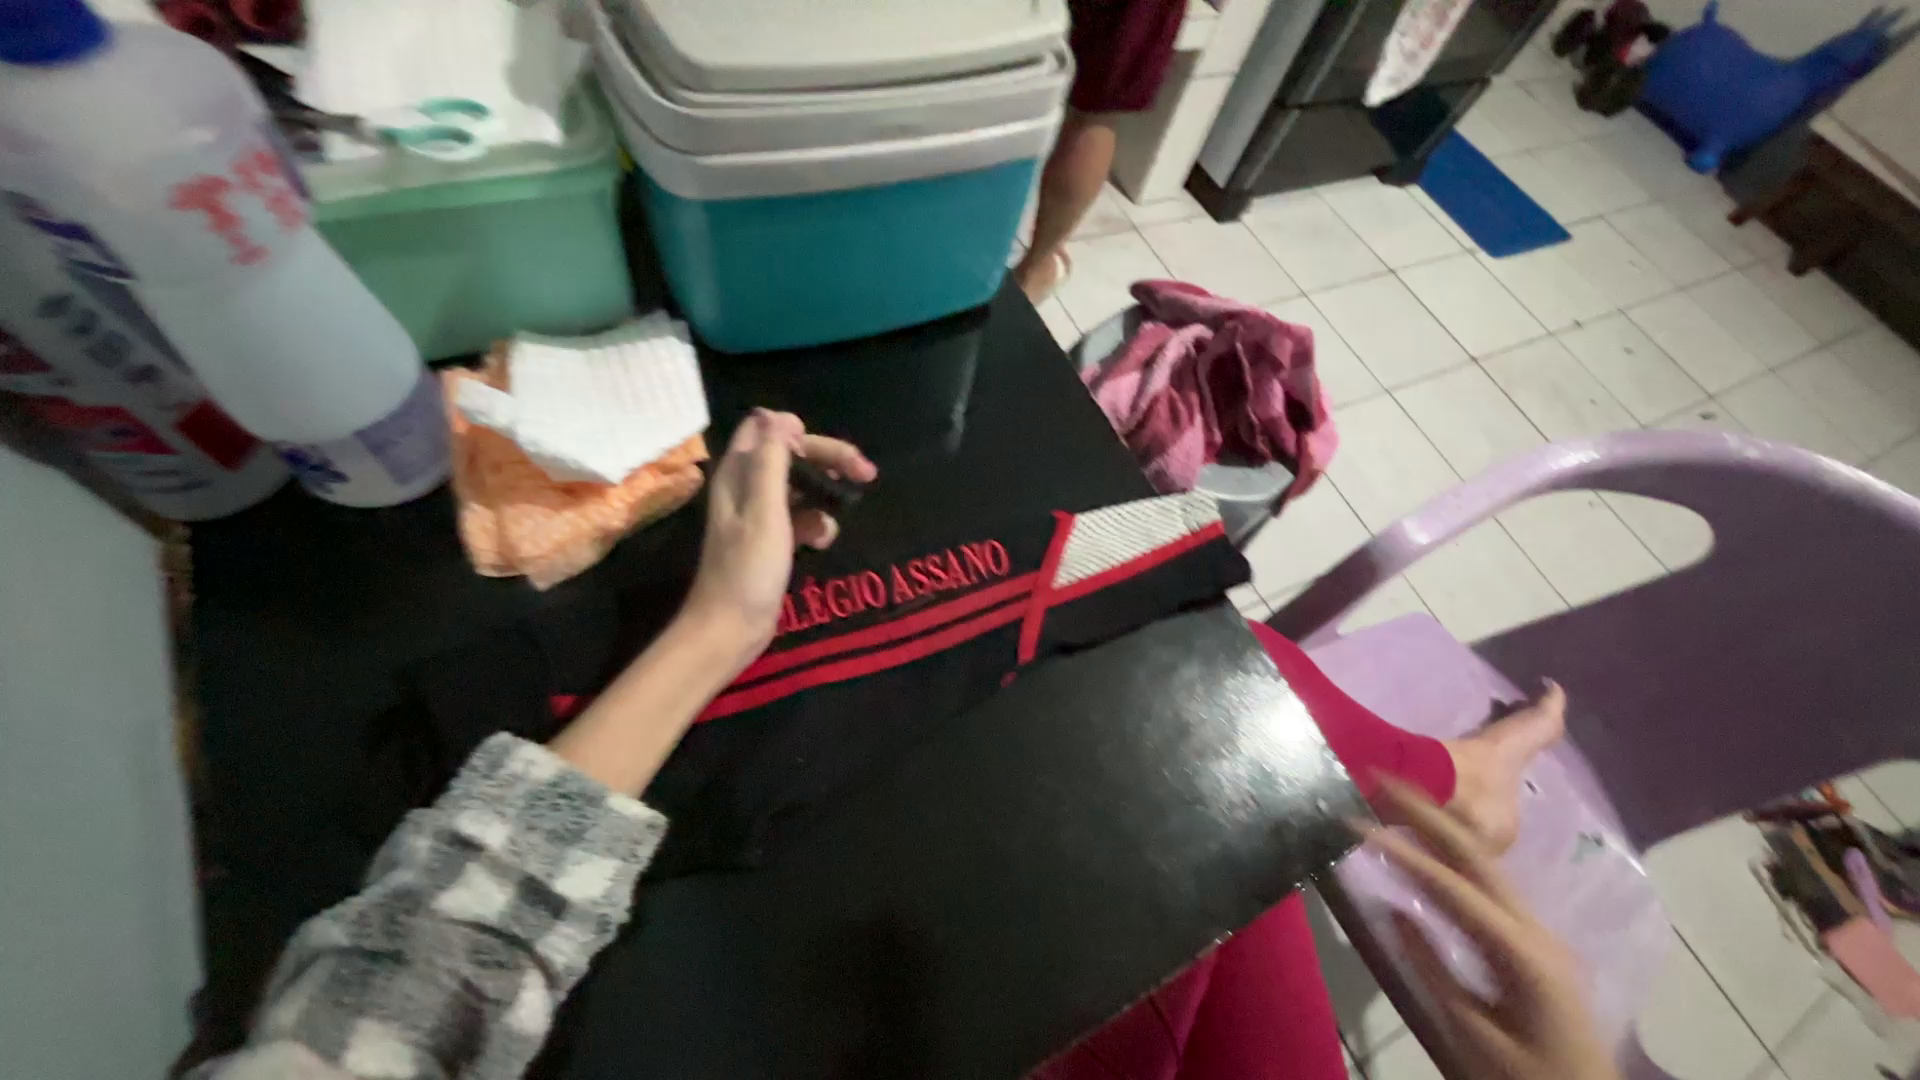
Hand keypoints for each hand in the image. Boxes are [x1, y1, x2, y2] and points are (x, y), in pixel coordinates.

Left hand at [682, 408, 876, 664]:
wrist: (730, 628)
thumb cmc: (747, 570)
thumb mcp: (764, 511)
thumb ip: (772, 461)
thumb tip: (782, 417)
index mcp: (738, 473)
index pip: (768, 428)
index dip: (802, 433)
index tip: (833, 454)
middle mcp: (745, 486)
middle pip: (791, 455)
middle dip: (828, 460)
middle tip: (866, 474)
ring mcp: (758, 514)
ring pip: (801, 487)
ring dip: (825, 495)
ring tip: (842, 513)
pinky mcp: (770, 539)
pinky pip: (801, 517)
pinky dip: (816, 523)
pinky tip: (822, 542)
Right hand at [1365, 778, 1620, 1079]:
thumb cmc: (1523, 1076)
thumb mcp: (1471, 1034)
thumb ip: (1432, 967)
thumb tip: (1395, 909)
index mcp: (1521, 952)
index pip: (1451, 886)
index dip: (1400, 850)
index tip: (1355, 821)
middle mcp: (1536, 930)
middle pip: (1476, 856)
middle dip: (1428, 812)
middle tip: (1381, 775)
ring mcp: (1540, 933)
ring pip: (1485, 863)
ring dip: (1439, 825)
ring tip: (1397, 794)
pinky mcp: (1532, 942)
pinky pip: (1488, 883)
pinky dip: (1451, 853)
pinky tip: (1425, 841)